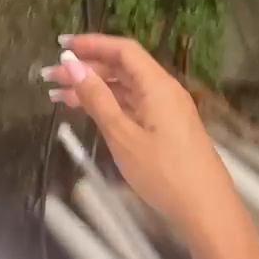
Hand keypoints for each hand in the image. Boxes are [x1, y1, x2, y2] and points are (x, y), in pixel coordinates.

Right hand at [46, 35, 247, 254]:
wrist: (208, 215)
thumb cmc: (164, 173)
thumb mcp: (122, 135)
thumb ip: (96, 97)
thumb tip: (71, 63)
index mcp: (157, 86)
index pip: (122, 50)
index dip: (91, 43)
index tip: (61, 45)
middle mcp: (163, 91)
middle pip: (120, 67)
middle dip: (84, 68)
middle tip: (50, 76)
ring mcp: (166, 111)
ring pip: (123, 88)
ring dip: (91, 88)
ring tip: (57, 95)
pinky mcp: (165, 129)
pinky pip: (130, 104)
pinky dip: (106, 104)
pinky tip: (84, 111)